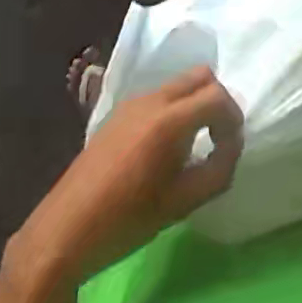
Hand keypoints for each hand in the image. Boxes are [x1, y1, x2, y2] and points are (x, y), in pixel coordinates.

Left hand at [5, 66, 242, 286]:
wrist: (68, 226)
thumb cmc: (127, 220)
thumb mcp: (183, 203)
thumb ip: (218, 170)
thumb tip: (231, 146)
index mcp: (168, 120)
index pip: (217, 96)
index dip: (233, 119)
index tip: (231, 148)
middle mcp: (151, 99)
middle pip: (200, 76)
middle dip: (218, 102)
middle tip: (219, 138)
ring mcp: (132, 102)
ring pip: (179, 84)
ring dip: (196, 104)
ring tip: (195, 146)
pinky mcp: (119, 111)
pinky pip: (160, 96)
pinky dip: (176, 109)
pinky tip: (168, 147)